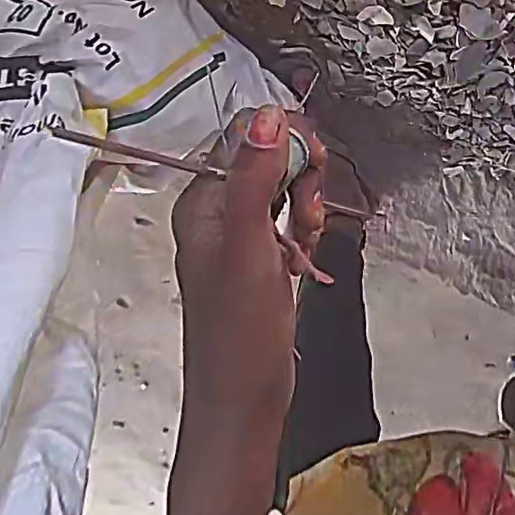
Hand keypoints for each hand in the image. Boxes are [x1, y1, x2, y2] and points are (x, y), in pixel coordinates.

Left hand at [171, 104, 327, 412]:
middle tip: (308, 208)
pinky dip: (305, 222)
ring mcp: (239, 227)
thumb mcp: (248, 245)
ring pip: (283, 181)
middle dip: (300, 173)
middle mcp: (217, 206)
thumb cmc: (239, 333)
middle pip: (268, 154)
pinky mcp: (259, 246)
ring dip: (305, 200)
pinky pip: (289, 210)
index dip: (284, 140)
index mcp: (203, 197)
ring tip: (306, 233)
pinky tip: (304, 247)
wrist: (246, 399)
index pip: (246, 134)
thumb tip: (266, 116)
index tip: (311, 164)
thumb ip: (254, 177)